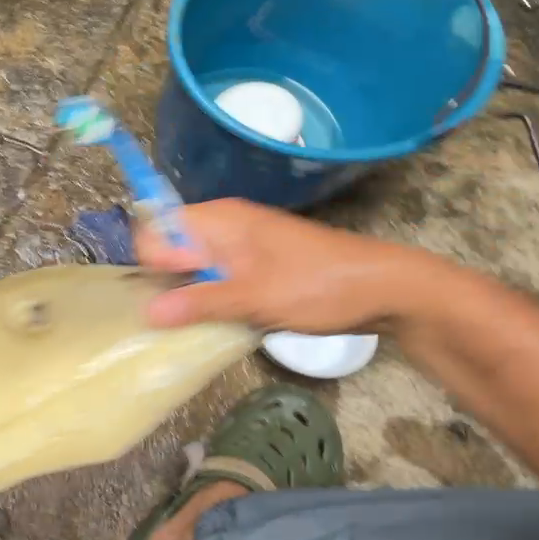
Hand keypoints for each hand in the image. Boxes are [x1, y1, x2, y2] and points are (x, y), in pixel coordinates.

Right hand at [137, 199, 438, 334]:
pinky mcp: (252, 265)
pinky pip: (212, 278)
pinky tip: (220, 319)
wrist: (391, 291)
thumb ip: (198, 304)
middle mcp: (223, 225)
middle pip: (169, 248)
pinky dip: (209, 298)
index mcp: (219, 219)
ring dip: (189, 294)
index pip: (156, 229)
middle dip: (167, 281)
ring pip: (190, 267)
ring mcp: (238, 245)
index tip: (170, 290)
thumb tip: (147, 314)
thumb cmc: (321, 285)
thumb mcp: (255, 298)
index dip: (154, 261)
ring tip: (200, 320)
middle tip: (181, 313)